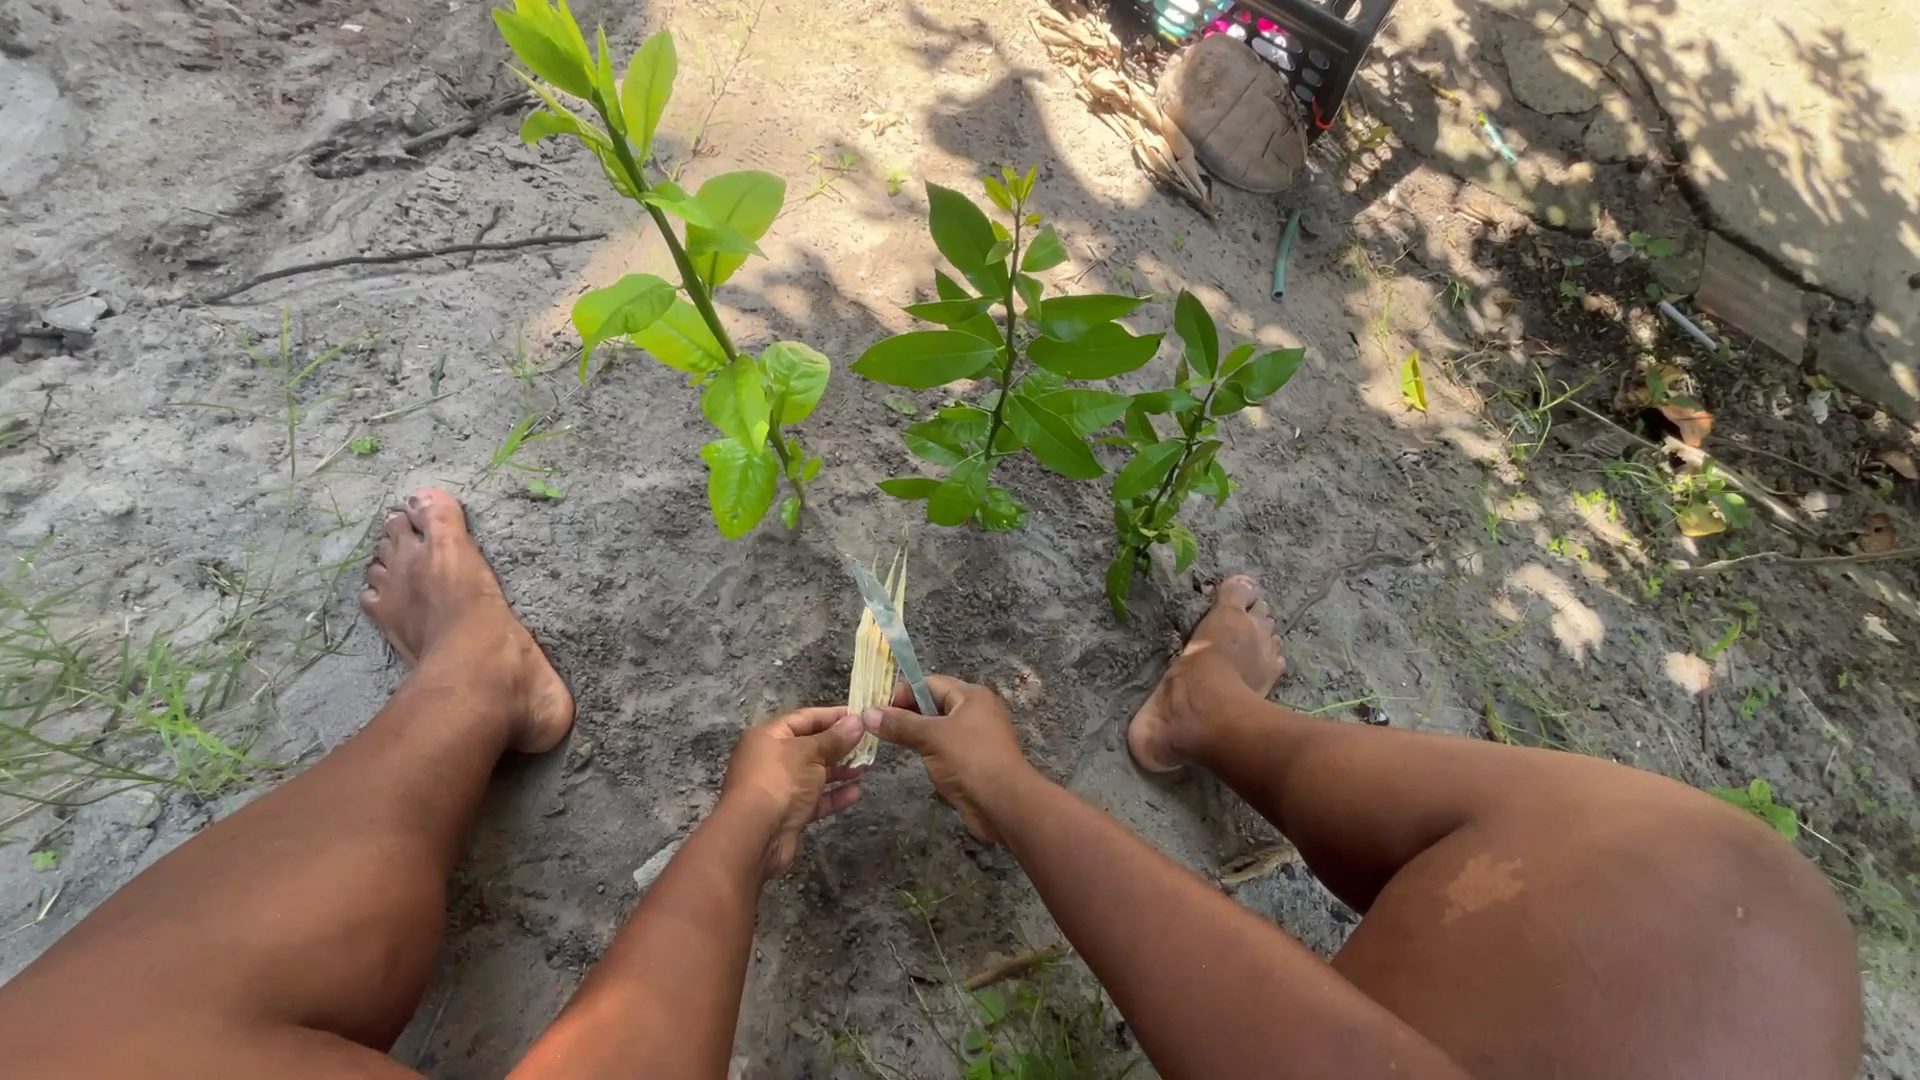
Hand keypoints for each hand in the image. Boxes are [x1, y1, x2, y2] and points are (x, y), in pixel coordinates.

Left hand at [721, 707, 866, 880]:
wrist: (754, 836)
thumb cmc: (780, 781)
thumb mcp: (810, 753)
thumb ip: (835, 738)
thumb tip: (857, 721)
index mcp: (769, 736)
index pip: (805, 718)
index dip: (833, 715)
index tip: (860, 714)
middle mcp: (771, 759)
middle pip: (810, 746)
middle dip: (839, 745)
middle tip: (868, 743)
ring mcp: (779, 788)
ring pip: (814, 774)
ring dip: (839, 770)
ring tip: (866, 767)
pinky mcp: (787, 813)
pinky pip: (814, 799)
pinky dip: (833, 796)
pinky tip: (856, 793)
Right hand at [861, 676, 1031, 842]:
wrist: (1005, 804)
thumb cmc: (970, 760)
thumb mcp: (932, 737)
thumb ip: (900, 724)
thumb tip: (868, 713)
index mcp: (971, 696)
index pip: (930, 683)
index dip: (903, 692)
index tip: (878, 708)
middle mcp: (975, 712)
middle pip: (933, 705)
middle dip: (907, 714)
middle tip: (877, 727)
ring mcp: (975, 737)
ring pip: (938, 730)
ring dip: (917, 736)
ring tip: (890, 743)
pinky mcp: (973, 761)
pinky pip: (945, 750)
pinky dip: (930, 754)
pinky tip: (915, 762)